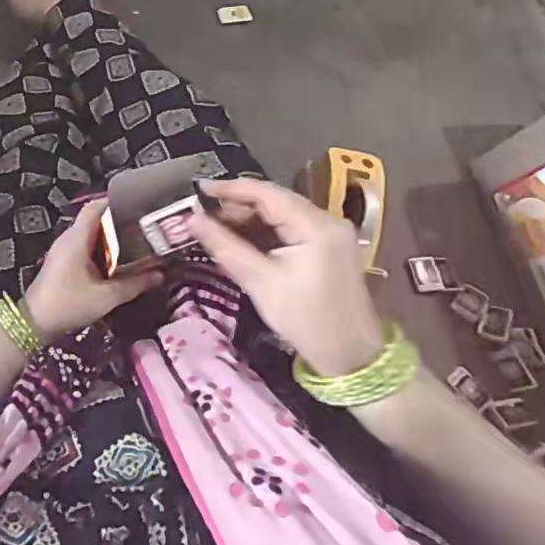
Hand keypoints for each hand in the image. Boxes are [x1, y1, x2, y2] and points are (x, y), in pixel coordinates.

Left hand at [23, 199, 162, 335]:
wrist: (34, 323)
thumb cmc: (68, 304)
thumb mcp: (106, 297)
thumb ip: (134, 284)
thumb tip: (160, 275)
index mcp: (76, 238)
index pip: (94, 207)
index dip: (115, 203)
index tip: (138, 206)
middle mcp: (68, 238)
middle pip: (95, 220)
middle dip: (118, 223)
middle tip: (143, 229)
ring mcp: (63, 250)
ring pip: (90, 235)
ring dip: (111, 238)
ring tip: (136, 244)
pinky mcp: (62, 262)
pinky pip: (85, 247)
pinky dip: (101, 250)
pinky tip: (118, 262)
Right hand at [187, 179, 386, 375]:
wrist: (351, 356)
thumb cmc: (306, 320)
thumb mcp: (260, 282)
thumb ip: (225, 246)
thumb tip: (193, 221)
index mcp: (315, 225)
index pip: (267, 193)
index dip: (231, 189)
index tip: (199, 190)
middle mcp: (327, 221)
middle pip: (275, 201)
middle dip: (238, 206)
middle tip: (204, 217)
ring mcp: (330, 233)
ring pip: (281, 214)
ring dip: (250, 220)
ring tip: (217, 230)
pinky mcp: (328, 247)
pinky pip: (291, 228)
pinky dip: (265, 232)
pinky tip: (243, 241)